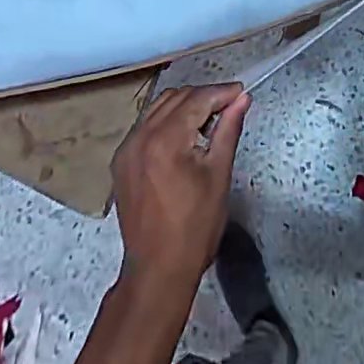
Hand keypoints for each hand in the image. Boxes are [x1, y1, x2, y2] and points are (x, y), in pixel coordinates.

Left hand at [110, 83, 250, 289]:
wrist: (158, 270)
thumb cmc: (196, 226)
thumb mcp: (219, 173)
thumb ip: (229, 128)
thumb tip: (242, 99)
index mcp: (165, 140)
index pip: (197, 99)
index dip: (223, 93)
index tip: (242, 93)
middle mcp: (140, 138)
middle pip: (177, 98)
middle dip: (205, 97)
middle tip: (230, 108)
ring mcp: (126, 149)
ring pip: (159, 107)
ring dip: (185, 106)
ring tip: (209, 120)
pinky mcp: (121, 162)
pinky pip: (146, 125)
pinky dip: (167, 120)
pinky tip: (184, 136)